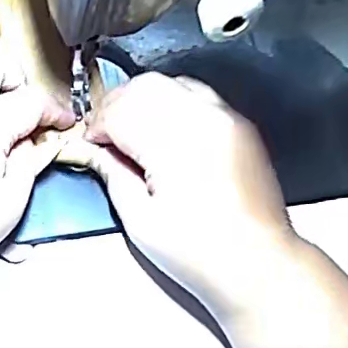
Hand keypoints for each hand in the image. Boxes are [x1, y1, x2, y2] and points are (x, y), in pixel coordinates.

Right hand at [71, 73, 302, 319]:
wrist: (256, 263)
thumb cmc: (198, 253)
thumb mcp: (141, 221)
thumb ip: (115, 177)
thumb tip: (98, 153)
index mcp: (175, 142)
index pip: (122, 108)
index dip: (98, 124)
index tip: (91, 143)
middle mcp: (203, 117)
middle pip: (146, 86)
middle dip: (118, 105)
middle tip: (105, 136)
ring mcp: (227, 117)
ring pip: (173, 84)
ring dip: (145, 101)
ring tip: (134, 135)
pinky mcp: (241, 126)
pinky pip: (199, 97)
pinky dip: (173, 105)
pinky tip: (165, 135)